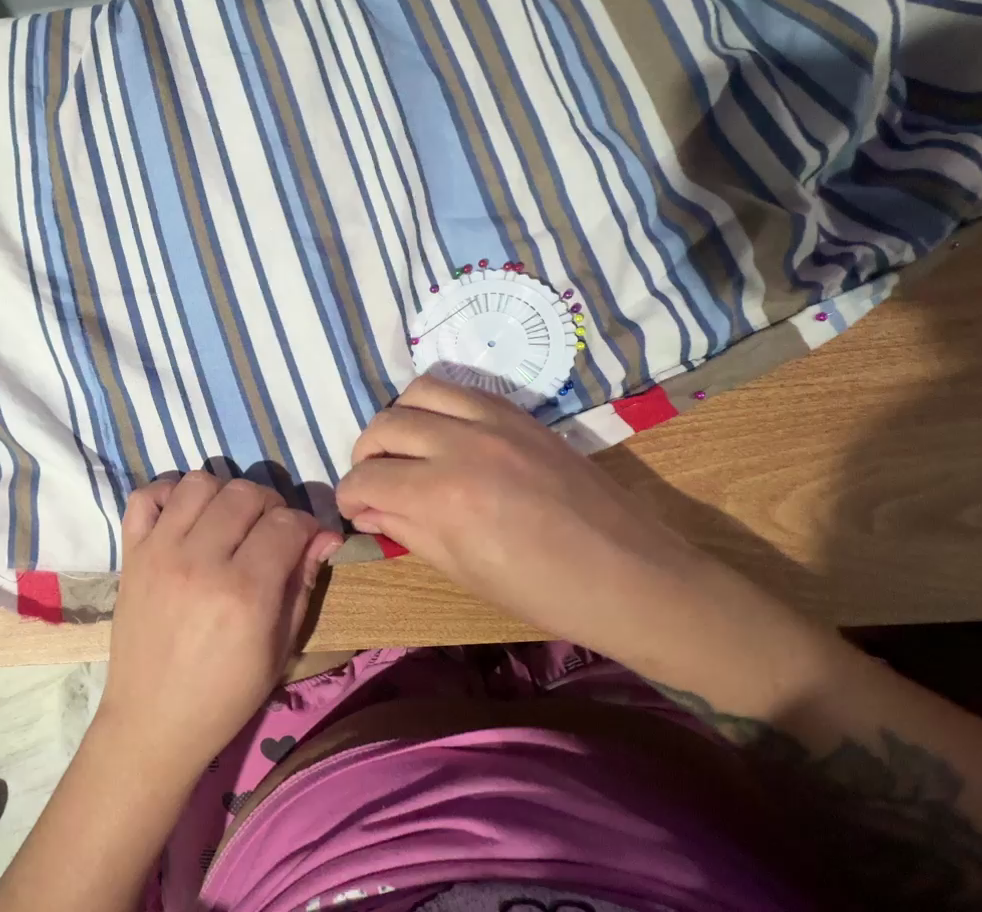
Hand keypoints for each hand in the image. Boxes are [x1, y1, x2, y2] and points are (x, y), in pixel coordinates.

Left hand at [96, 474, 343, 767]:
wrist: (153, 719)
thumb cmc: (225, 694)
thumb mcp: (280, 649)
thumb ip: (302, 585)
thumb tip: (324, 536)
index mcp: (244, 593)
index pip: (286, 522)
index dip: (305, 526)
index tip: (306, 541)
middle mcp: (200, 561)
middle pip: (244, 493)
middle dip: (268, 505)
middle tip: (269, 532)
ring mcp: (159, 552)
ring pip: (198, 483)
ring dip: (222, 494)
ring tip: (228, 522)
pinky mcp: (130, 553)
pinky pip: (144, 495)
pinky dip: (167, 494)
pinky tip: (184, 517)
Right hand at [336, 377, 813, 674]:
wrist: (632, 577)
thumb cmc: (542, 592)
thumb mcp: (461, 570)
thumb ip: (406, 530)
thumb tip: (367, 510)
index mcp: (443, 497)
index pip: (367, 479)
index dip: (350, 496)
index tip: (354, 509)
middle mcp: (462, 446)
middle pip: (384, 426)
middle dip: (365, 455)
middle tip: (374, 482)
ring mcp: (496, 423)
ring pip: (418, 391)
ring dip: (399, 419)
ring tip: (405, 448)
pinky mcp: (522, 415)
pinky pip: (462, 389)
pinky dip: (438, 406)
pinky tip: (444, 434)